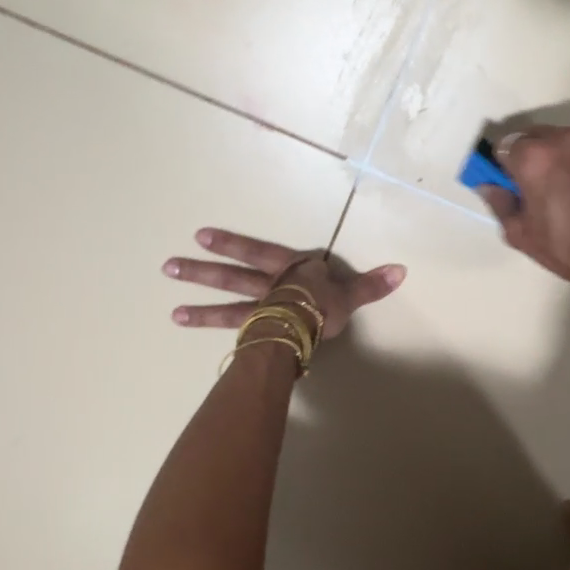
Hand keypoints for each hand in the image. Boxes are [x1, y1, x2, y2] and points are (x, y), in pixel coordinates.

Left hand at [163, 229, 406, 340]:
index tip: (200, 237)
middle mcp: (268, 287)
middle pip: (230, 277)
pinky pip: (233, 331)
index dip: (231, 245)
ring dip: (199, 309)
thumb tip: (401, 271)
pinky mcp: (258, 332)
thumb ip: (370, 285)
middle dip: (200, 273)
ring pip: (225, 307)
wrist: (311, 325)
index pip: (256, 252)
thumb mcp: (351, 293)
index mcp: (290, 271)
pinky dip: (212, 328)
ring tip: (172, 313)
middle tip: (168, 267)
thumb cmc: (329, 306)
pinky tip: (189, 328)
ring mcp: (260, 311)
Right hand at [474, 125, 569, 296]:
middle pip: (535, 137)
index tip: (513, 183)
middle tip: (540, 188)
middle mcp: (563, 139)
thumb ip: (500, 203)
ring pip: (564, 140)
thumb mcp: (521, 235)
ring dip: (560, 157)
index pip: (505, 145)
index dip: (506, 166)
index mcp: (533, 158)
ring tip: (569, 189)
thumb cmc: (568, 248)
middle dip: (532, 157)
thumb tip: (487, 185)